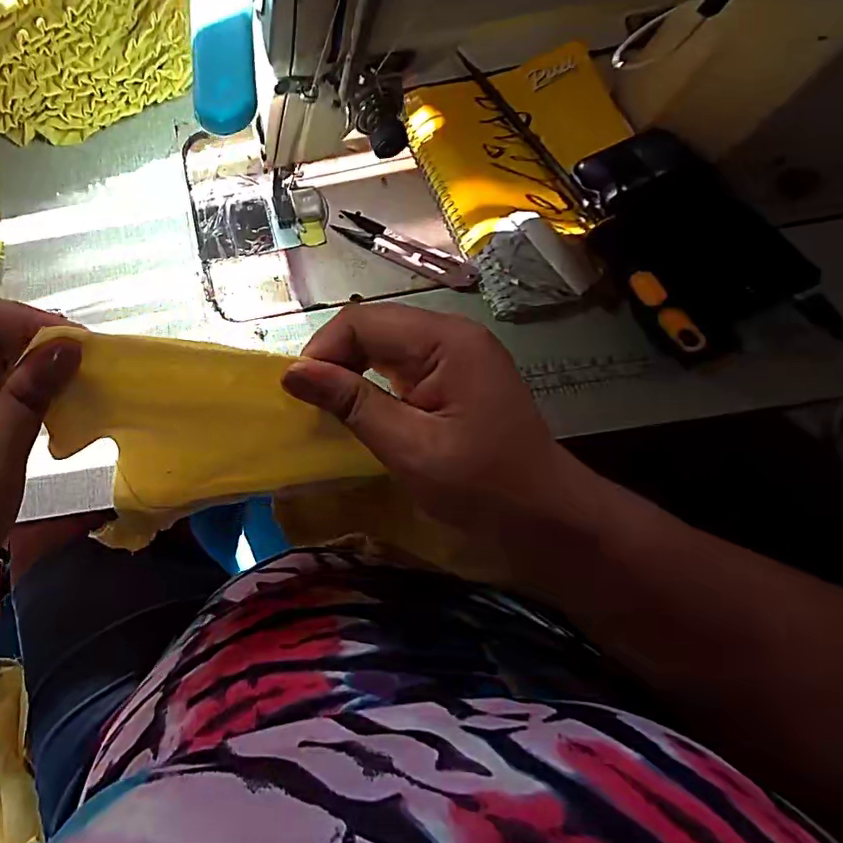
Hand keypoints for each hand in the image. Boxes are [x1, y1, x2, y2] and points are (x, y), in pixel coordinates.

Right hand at [281, 303, 601, 534]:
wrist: (550, 522)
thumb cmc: (485, 488)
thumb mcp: (411, 448)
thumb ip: (352, 404)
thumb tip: (292, 372)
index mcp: (446, 340)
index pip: (362, 321)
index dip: (323, 351)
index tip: (300, 395)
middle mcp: (450, 335)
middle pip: (371, 328)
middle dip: (334, 361)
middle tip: (312, 407)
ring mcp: (454, 356)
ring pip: (381, 347)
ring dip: (350, 374)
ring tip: (330, 412)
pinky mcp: (452, 378)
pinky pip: (398, 368)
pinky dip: (371, 386)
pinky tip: (361, 414)